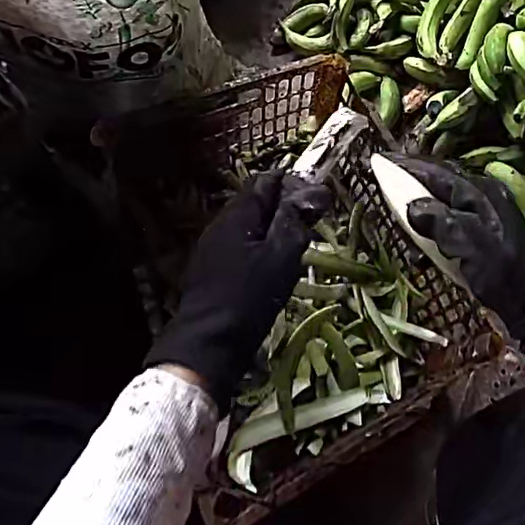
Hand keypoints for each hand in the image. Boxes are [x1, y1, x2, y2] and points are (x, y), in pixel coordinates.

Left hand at [145, 170, 330, 398]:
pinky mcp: (209, 269)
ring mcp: (212, 247)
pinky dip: (259, 247)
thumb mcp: (281, 254)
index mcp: (238, 215)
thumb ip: (294, 220)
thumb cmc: (250, 295)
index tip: (315, 196)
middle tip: (309, 221)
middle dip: (283, 207)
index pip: (266, 181)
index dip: (292, 183)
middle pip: (255, 202)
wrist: (208, 343)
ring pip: (248, 225)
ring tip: (295, 244)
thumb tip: (312, 191)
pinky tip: (272, 265)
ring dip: (271, 228)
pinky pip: (239, 245)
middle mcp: (220, 224)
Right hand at [391, 156, 524, 376]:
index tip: (380, 162)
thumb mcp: (474, 249)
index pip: (436, 173)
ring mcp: (487, 213)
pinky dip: (433, 220)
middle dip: (412, 179)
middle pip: (440, 180)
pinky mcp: (486, 233)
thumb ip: (443, 224)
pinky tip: (423, 236)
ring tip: (398, 204)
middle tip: (384, 179)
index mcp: (481, 193)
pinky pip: (452, 216)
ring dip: (421, 200)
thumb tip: (411, 206)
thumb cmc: (508, 276)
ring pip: (445, 198)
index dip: (406, 167)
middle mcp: (484, 196)